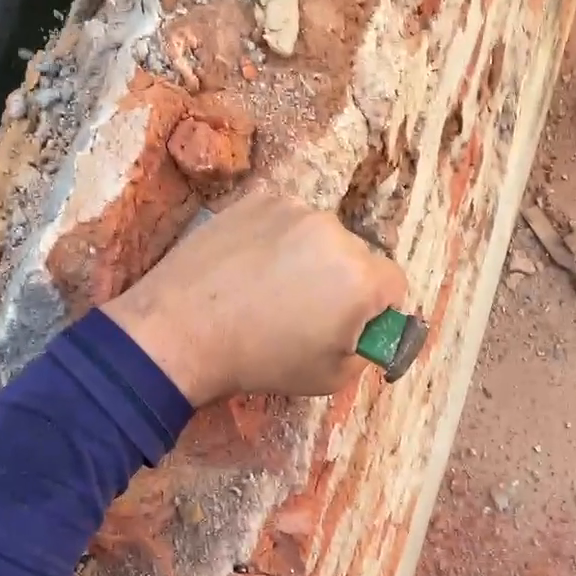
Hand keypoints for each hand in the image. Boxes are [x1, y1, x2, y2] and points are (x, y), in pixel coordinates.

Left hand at [102, 193, 407, 405]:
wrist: (180, 331)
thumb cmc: (261, 362)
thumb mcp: (332, 378)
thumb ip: (365, 350)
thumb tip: (366, 330)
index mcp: (361, 277)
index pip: (394, 285)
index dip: (376, 310)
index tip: (349, 325)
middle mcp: (335, 231)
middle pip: (358, 256)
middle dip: (343, 282)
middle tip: (305, 313)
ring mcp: (293, 208)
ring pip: (321, 236)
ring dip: (310, 258)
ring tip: (269, 290)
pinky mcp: (257, 198)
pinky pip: (285, 219)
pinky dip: (277, 239)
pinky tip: (250, 267)